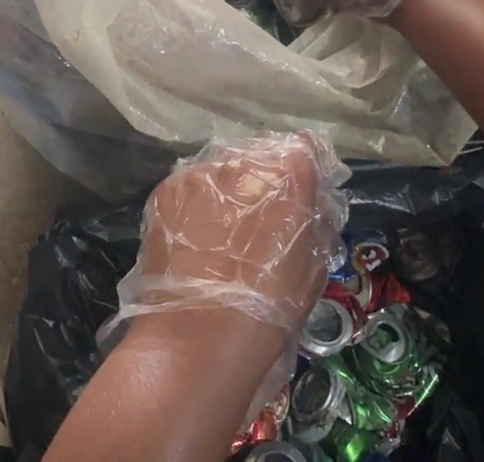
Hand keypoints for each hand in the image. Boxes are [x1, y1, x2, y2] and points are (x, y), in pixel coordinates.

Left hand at [106, 132, 349, 338]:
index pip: (306, 148)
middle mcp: (243, 161)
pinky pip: (189, 188)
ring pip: (221, 171)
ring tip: (223, 232)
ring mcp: (200, 173)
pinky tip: (194, 239)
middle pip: (260, 156)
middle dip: (265, 179)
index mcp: (288, 175)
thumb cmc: (270, 308)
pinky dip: (195, 206)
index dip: (306, 168)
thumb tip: (314, 205)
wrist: (198, 336)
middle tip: (262, 217)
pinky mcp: (166, 190)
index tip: (304, 189)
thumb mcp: (315, 267)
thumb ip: (317, 223)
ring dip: (227, 191)